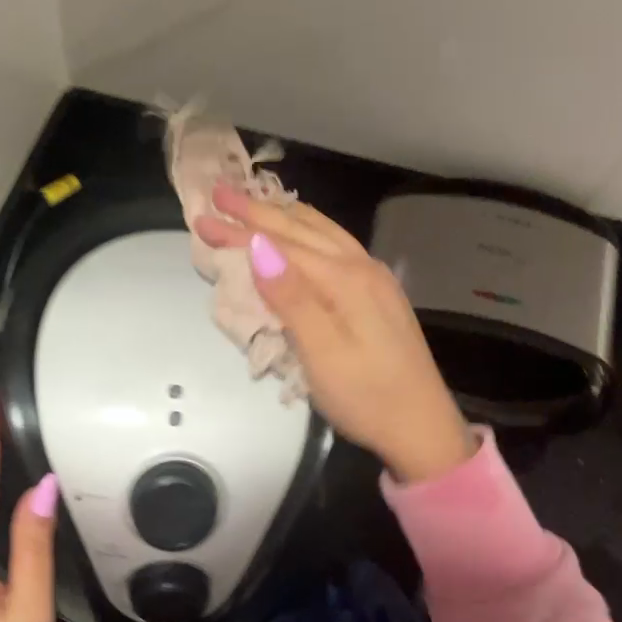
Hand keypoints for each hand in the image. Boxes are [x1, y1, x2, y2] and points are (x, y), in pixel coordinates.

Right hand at [200, 180, 474, 482]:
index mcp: (345, 280)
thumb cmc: (366, 397)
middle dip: (257, 212)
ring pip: (322, 233)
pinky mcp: (377, 295)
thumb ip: (291, 297)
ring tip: (254, 203)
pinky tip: (301, 235)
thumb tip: (259, 247)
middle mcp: (362, 268)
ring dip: (283, 216)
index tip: (200, 218)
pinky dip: (307, 232)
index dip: (239, 231)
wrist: (421, 428)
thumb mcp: (322, 353)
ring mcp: (374, 279)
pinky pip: (334, 246)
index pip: (281, 245)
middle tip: (219, 192)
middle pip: (302, 230)